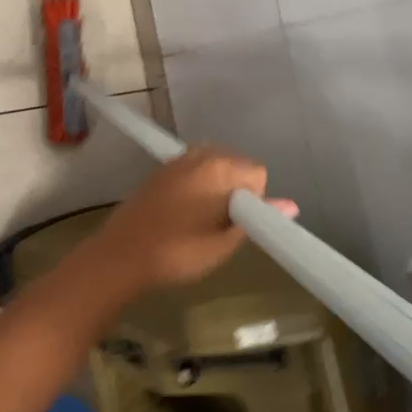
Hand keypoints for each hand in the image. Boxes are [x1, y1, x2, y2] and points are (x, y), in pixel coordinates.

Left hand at [91, 146, 296, 292]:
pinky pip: (193, 175)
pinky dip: (197, 191)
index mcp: (217, 166)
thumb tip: (291, 205)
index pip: (258, 172)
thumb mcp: (224, 242)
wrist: (120, 256)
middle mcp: (197, 154)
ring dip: (216, 192)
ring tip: (202, 225)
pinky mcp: (159, 173)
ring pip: (214, 170)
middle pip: (236, 165)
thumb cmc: (177, 252)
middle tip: (220, 227)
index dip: (255, 200)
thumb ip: (257, 219)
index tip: (237, 225)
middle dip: (236, 192)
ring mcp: (175, 161)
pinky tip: (184, 218)